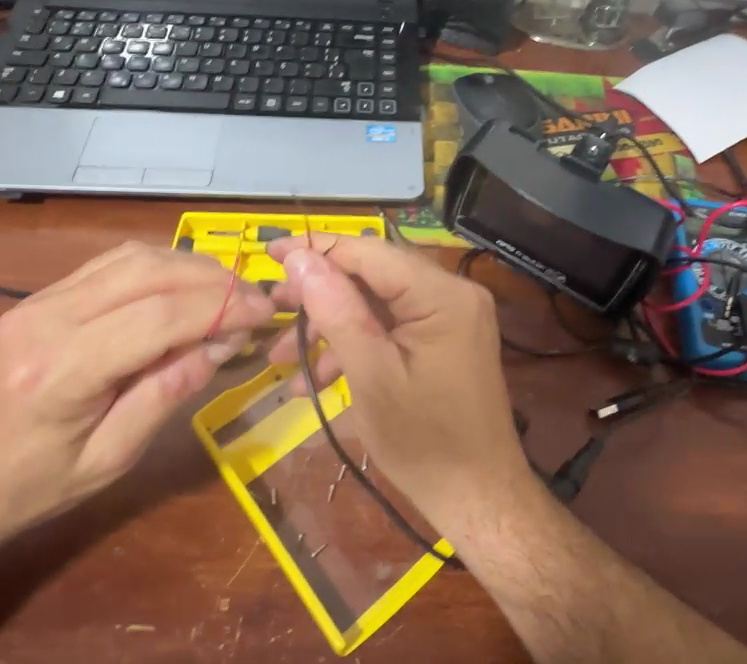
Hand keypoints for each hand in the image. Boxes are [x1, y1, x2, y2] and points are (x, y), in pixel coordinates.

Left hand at [0, 242, 274, 549]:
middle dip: (213, 279)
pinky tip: (186, 289)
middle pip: (147, 271)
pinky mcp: (39, 297)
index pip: (159, 316)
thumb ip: (168, 393)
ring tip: (230, 294)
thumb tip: (225, 342)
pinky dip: (160, 268)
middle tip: (256, 300)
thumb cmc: (32, 489)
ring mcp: (38, 300)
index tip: (267, 314)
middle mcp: (46, 318)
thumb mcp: (110, 459)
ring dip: (190, 267)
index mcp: (60, 370)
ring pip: (132, 257)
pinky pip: (112, 265)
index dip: (222, 308)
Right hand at [265, 235, 532, 533]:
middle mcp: (453, 293)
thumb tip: (299, 258)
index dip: (317, 250)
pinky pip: (392, 327)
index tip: (269, 253)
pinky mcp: (444, 339)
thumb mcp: (370, 375)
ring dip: (330, 325)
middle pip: (373, 274)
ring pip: (377, 302)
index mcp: (443, 295)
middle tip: (273, 310)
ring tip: (282, 358)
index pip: (370, 252)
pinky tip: (316, 379)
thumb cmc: (423, 442)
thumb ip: (335, 310)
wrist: (477, 496)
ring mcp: (451, 316)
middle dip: (319, 294)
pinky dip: (356, 345)